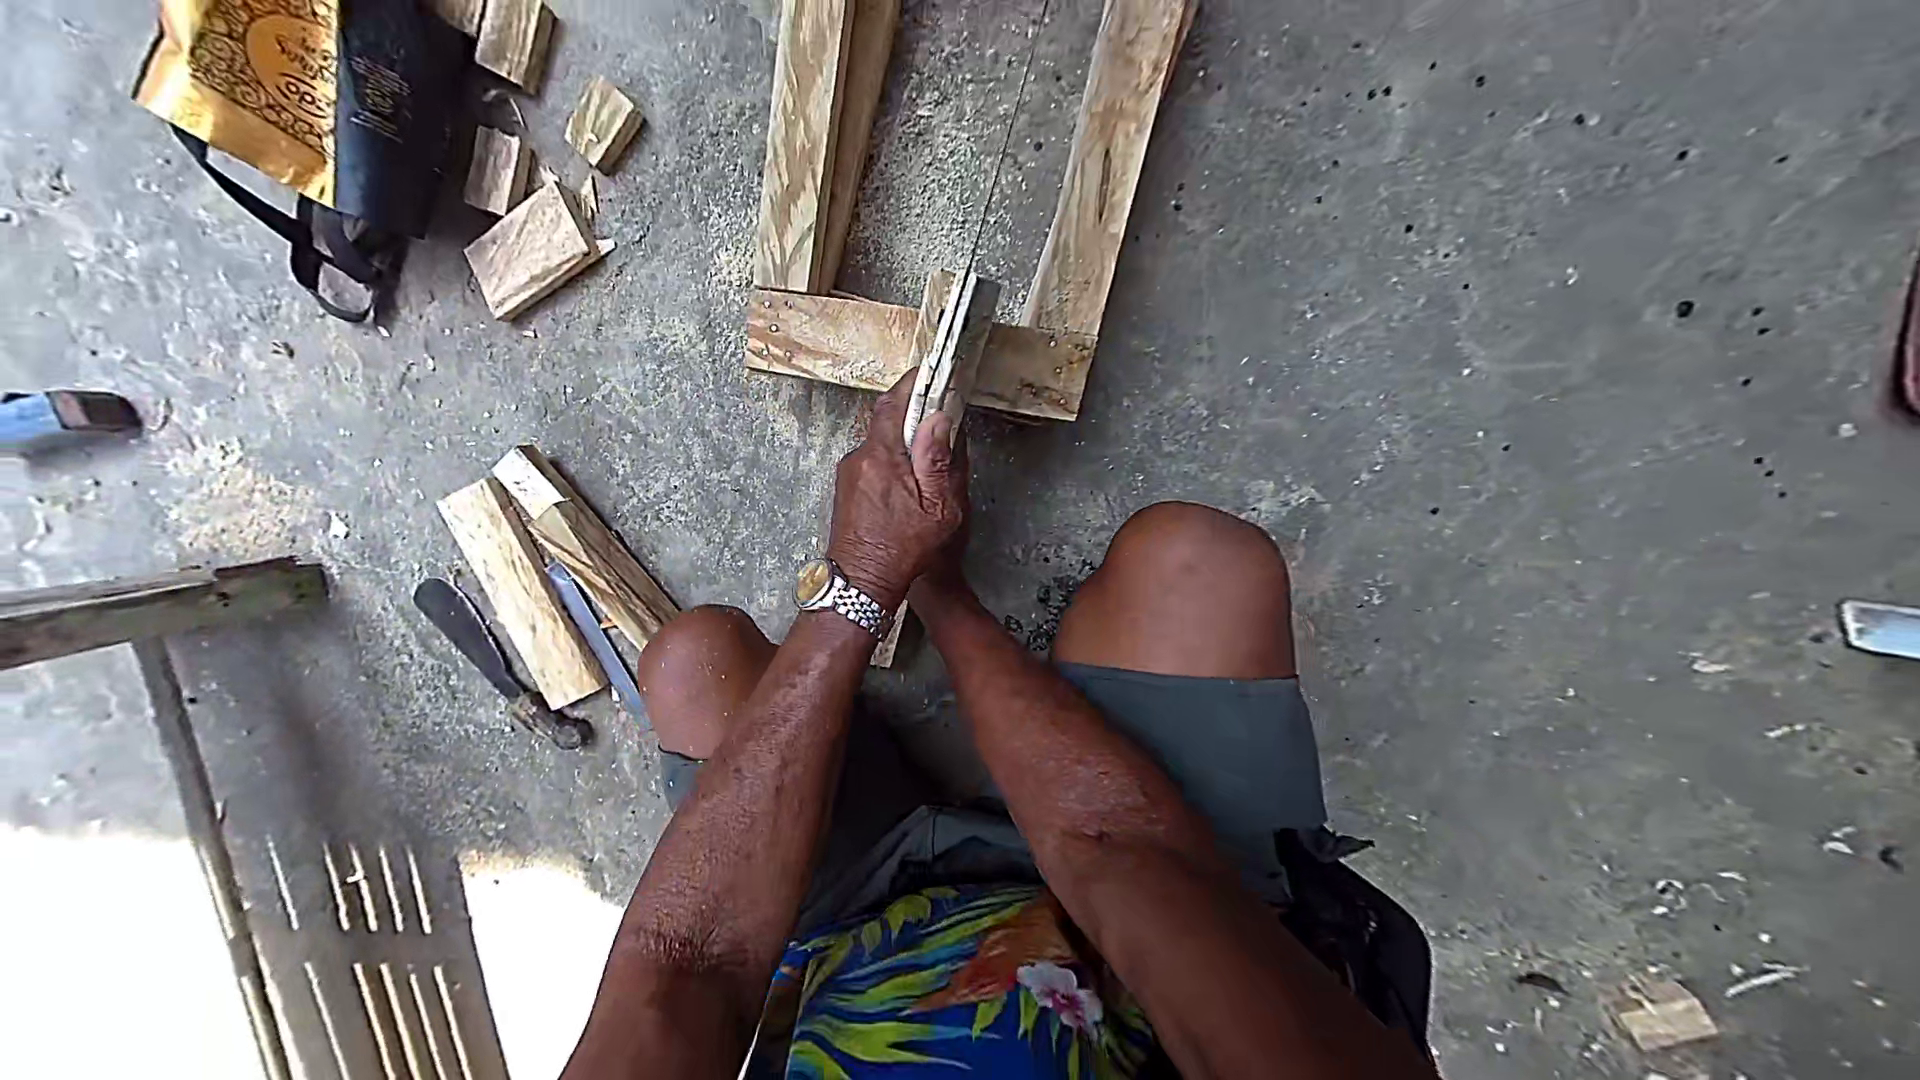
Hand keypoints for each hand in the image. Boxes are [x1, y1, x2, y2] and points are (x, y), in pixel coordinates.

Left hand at [827, 370, 969, 609]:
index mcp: (882, 457)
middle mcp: (859, 457)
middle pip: (888, 418)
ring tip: (928, 462)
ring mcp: (850, 471)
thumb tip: (939, 419)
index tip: (931, 373)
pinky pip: (873, 459)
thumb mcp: (937, 507)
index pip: (895, 402)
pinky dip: (893, 459)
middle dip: (914, 413)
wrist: (861, 581)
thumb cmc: (900, 550)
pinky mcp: (848, 484)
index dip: (914, 382)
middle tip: (939, 417)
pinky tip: (908, 482)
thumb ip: (937, 459)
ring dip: (905, 441)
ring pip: (882, 440)